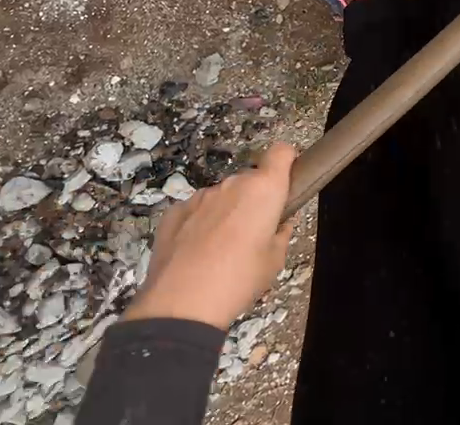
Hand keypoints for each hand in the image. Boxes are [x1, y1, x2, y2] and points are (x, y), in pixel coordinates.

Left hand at [124, 142, 299, 330]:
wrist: (179, 308)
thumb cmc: (239, 280)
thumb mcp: (274, 262)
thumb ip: (281, 235)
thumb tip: (278, 226)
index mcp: (265, 189)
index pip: (282, 151)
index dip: (286, 163)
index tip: (285, 186)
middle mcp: (233, 184)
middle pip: (250, 179)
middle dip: (253, 198)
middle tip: (252, 233)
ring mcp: (200, 197)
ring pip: (222, 196)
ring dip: (225, 212)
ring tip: (218, 250)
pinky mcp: (173, 213)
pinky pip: (195, 210)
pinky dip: (198, 224)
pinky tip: (193, 254)